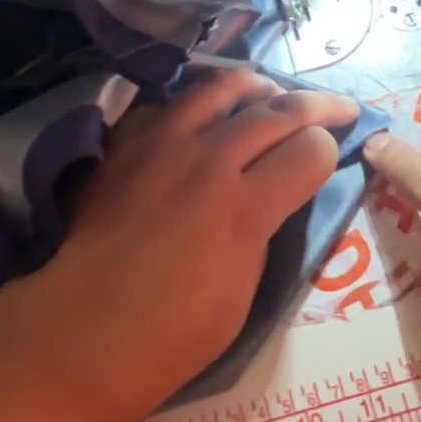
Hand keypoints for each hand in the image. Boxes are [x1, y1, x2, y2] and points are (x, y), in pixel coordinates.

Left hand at [47, 65, 360, 419]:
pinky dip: (196, 103)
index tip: (331, 157)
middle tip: (339, 108)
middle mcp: (207, 161)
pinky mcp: (124, 145)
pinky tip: (202, 116)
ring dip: (258, 86)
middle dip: (319, 105)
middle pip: (278, 108)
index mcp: (244, 207)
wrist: (81, 332)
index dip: (330, 150)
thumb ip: (264, 228)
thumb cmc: (172, 335)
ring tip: (272, 92)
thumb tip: (274, 193)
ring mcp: (160, 145)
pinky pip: (167, 103)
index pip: (310, 149)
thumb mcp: (245, 289)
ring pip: (221, 87)